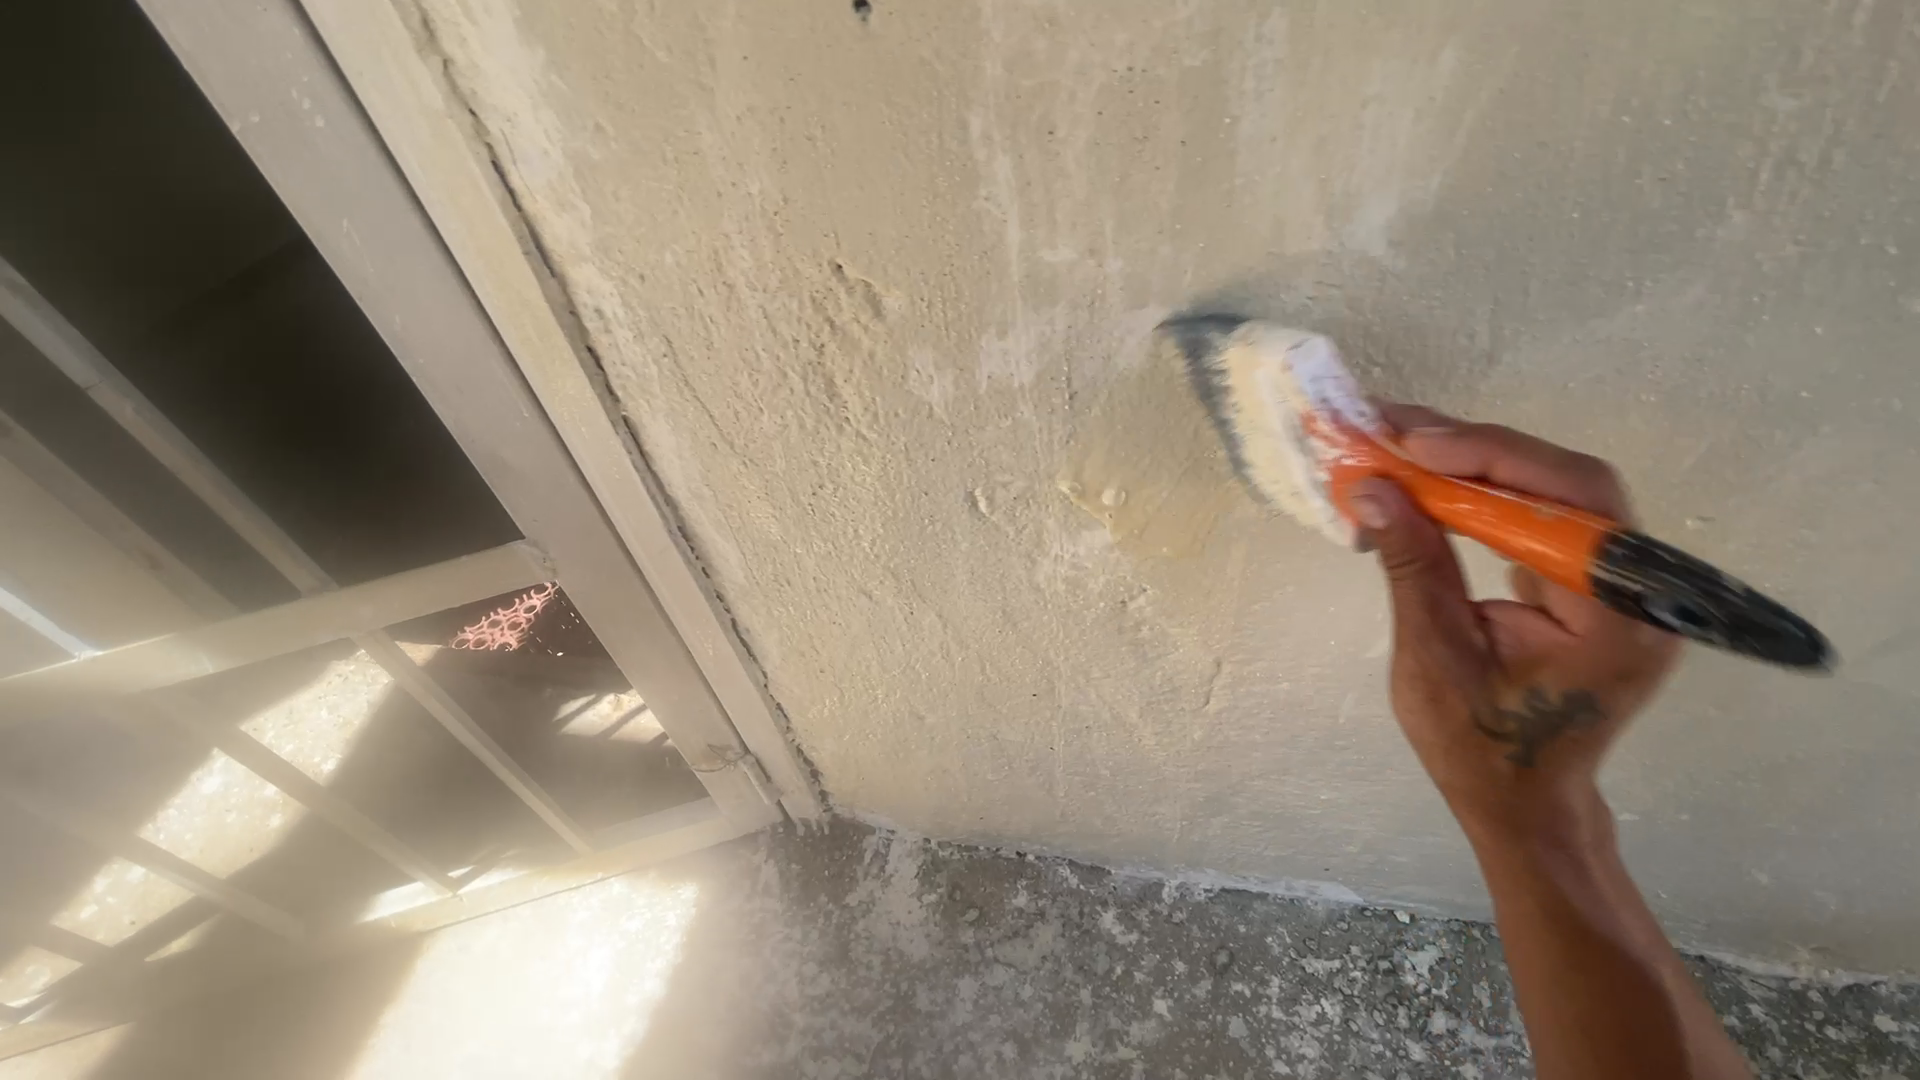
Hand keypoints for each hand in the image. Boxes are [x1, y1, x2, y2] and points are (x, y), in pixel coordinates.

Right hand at [1351, 405, 1681, 844]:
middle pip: (1569, 484)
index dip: (1492, 457)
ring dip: (1475, 466)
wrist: (1519, 800)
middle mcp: (1639, 589)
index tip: (1413, 443)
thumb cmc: (1475, 743)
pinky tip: (1433, 487)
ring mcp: (1618, 586)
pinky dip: (1483, 496)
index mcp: (1616, 612)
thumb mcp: (1431, 653)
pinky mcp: (1589, 587)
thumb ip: (1412, 564)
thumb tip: (1373, 488)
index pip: (1571, 500)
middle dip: (1477, 449)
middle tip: (1397, 430)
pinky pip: (1542, 521)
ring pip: (1555, 494)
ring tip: (1403, 448)